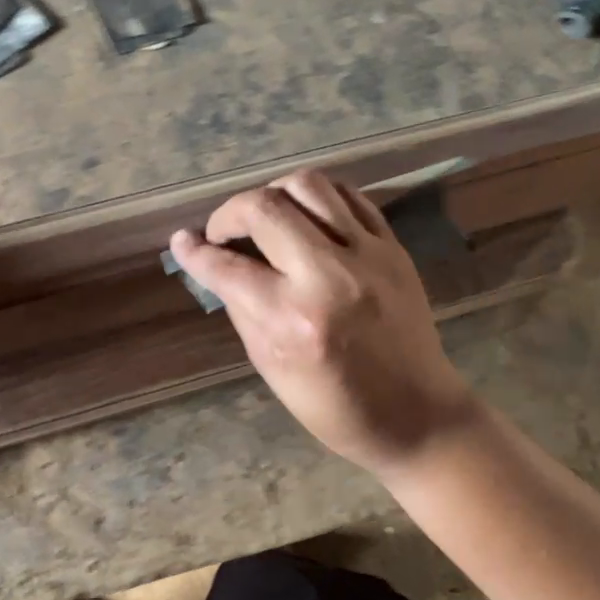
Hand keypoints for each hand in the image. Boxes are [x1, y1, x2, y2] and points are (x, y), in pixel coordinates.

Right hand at [168, 170, 478, 475]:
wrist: (417, 415)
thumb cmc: (335, 406)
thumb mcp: (272, 367)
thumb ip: (242, 308)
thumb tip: (216, 265)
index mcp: (292, 320)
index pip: (228, 267)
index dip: (195, 251)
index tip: (182, 241)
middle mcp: (328, 276)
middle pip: (264, 208)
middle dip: (229, 213)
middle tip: (224, 232)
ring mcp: (367, 255)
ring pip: (308, 185)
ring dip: (273, 194)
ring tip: (266, 217)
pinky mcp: (392, 246)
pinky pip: (348, 195)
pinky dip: (317, 198)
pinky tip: (306, 217)